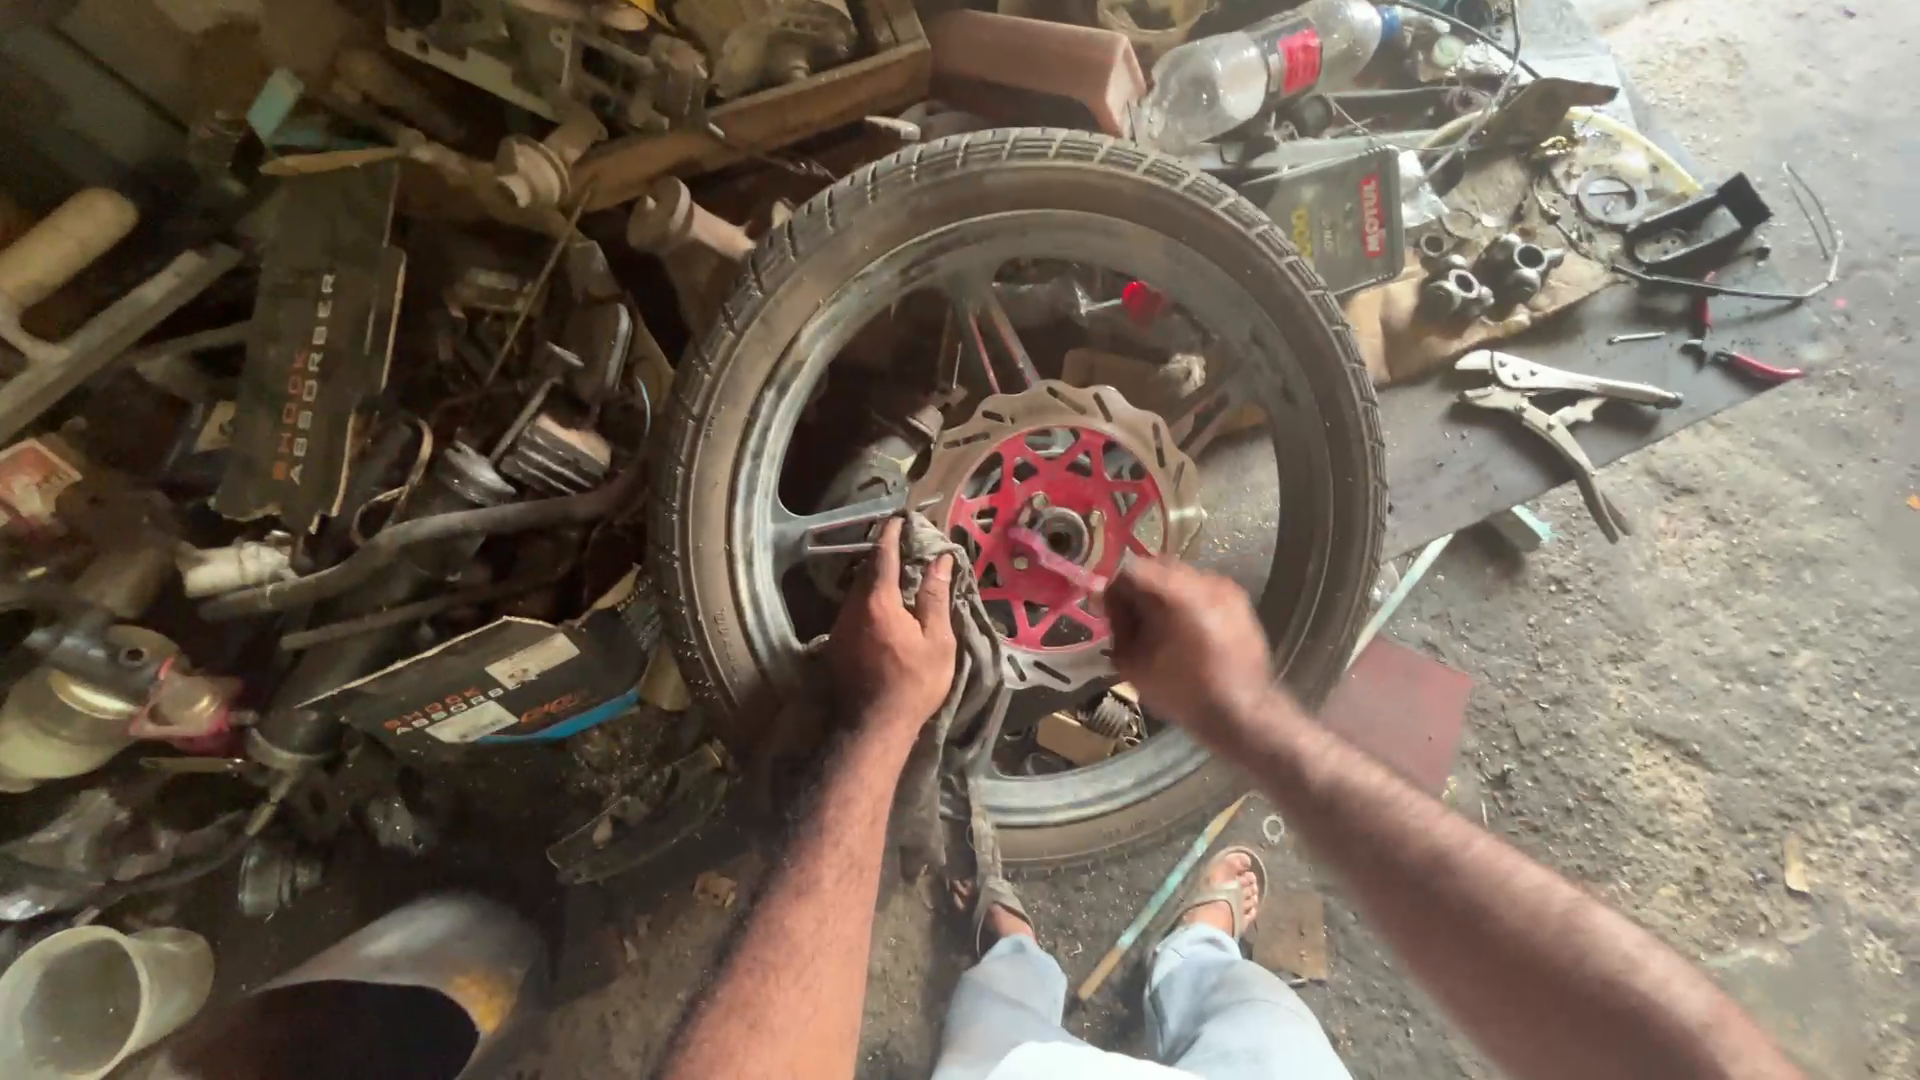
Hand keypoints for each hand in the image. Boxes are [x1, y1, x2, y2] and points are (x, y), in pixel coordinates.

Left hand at [827, 518, 956, 735]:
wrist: (872, 728)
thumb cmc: (913, 684)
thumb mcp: (936, 640)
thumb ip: (934, 597)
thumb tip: (940, 560)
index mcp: (878, 601)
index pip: (883, 555)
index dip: (891, 534)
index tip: (899, 518)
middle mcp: (852, 607)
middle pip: (866, 570)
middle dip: (883, 553)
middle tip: (903, 542)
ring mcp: (840, 626)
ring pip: (858, 591)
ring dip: (875, 578)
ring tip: (897, 572)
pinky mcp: (836, 645)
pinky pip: (854, 609)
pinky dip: (869, 599)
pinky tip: (884, 607)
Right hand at [1106, 558, 1293, 750]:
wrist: (1242, 713)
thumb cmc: (1182, 692)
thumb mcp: (1133, 663)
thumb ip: (1116, 625)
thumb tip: (1108, 604)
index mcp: (1177, 593)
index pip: (1130, 570)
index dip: (1114, 592)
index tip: (1110, 617)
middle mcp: (1204, 581)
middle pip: (1156, 567)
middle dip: (1138, 591)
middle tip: (1132, 622)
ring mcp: (1226, 589)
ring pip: (1179, 577)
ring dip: (1162, 595)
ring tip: (1161, 629)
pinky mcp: (1239, 602)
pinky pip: (1201, 590)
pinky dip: (1186, 602)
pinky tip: (1185, 632)